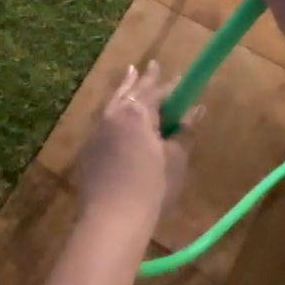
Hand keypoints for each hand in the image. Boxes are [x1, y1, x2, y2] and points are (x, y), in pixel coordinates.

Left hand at [76, 61, 196, 228]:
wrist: (112, 219)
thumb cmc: (151, 188)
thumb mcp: (174, 159)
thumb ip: (183, 132)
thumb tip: (196, 109)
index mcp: (136, 114)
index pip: (156, 92)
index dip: (171, 87)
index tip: (181, 79)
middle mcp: (113, 115)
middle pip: (131, 91)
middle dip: (143, 79)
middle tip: (152, 65)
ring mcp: (96, 131)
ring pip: (113, 103)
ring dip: (124, 90)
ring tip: (129, 74)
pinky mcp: (87, 150)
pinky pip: (103, 122)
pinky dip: (113, 113)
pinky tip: (115, 116)